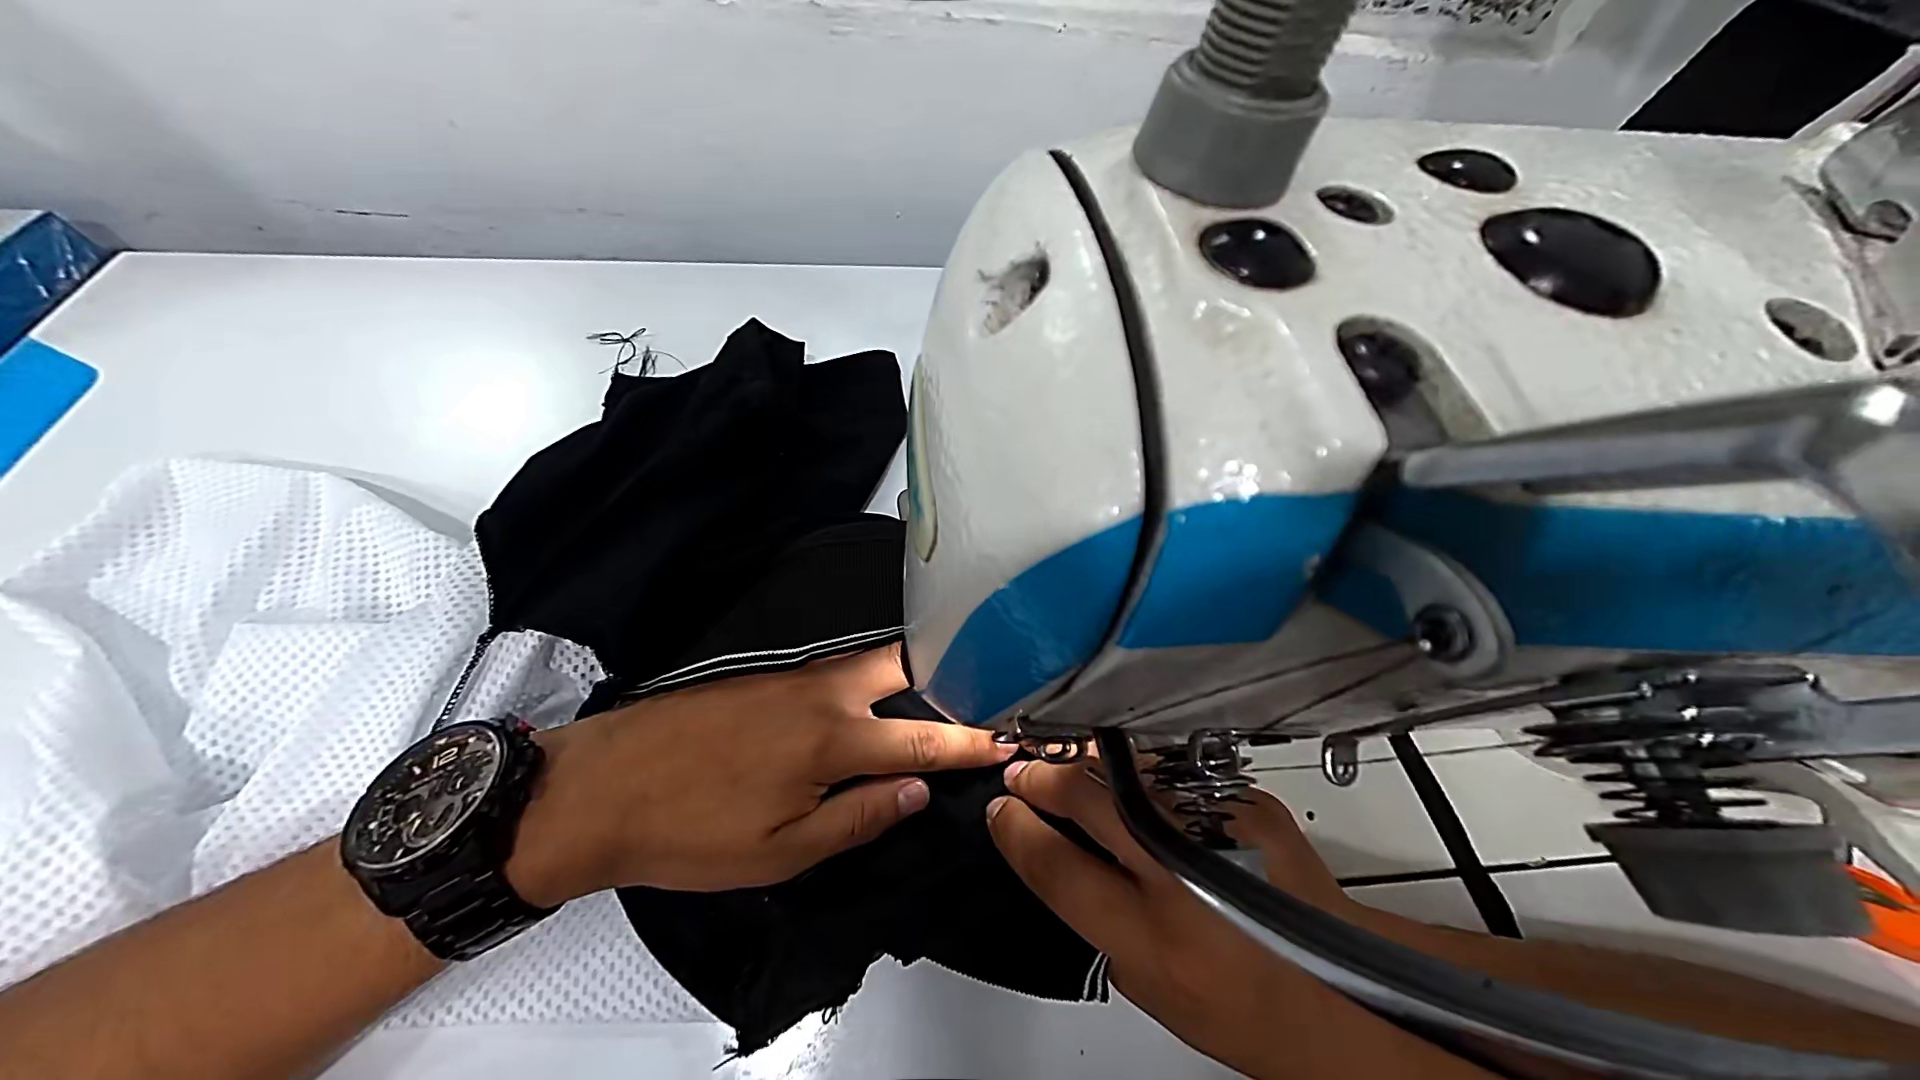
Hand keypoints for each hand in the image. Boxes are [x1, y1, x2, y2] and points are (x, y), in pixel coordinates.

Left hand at [507, 644, 1012, 902]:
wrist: (600, 786)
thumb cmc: (690, 830)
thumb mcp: (781, 850)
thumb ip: (859, 816)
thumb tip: (916, 792)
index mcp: (832, 738)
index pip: (923, 737)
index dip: (972, 741)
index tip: (1009, 738)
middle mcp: (819, 692)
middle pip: (902, 666)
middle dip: (945, 677)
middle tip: (973, 701)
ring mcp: (790, 676)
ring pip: (868, 663)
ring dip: (906, 676)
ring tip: (929, 702)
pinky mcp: (764, 677)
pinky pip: (833, 669)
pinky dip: (864, 681)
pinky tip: (861, 706)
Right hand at [986, 757, 1488, 1079]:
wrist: (1338, 988)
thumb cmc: (1235, 1003)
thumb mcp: (1145, 984)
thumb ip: (1091, 918)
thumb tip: (1048, 855)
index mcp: (1150, 934)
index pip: (1056, 865)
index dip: (1016, 829)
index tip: (998, 809)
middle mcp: (1182, 870)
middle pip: (1085, 798)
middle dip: (1039, 778)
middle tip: (1018, 772)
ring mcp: (1217, 824)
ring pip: (1124, 770)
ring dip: (1080, 761)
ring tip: (1055, 761)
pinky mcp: (1245, 798)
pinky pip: (1169, 769)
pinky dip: (1133, 767)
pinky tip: (1118, 769)